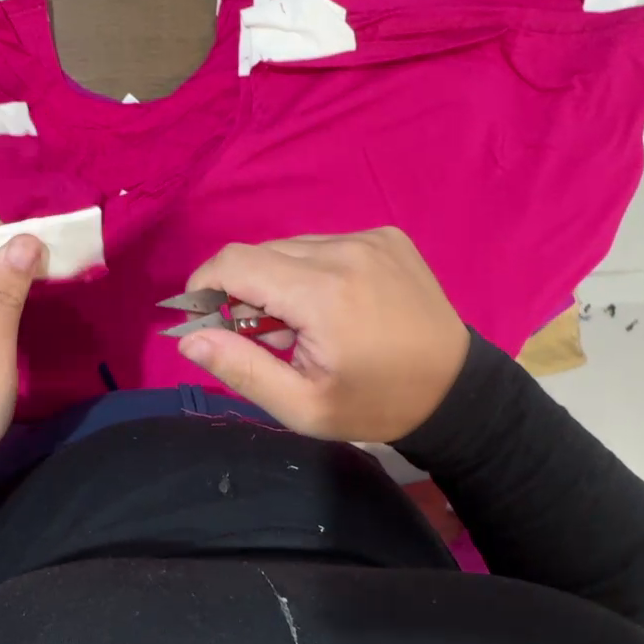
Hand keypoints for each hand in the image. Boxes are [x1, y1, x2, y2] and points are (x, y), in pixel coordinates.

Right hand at [175, 227, 468, 442]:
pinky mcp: (386, 236)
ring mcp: (369, 238)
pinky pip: (321, 245)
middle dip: (240, 292)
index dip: (203, 286)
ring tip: (299, 326)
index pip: (234, 263)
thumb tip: (188, 338)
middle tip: (259, 338)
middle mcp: (344, 250)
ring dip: (275, 282)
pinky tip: (329, 307)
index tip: (201, 318)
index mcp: (322, 294)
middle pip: (258, 254)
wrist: (455, 392)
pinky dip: (307, 272)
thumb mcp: (300, 406)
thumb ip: (240, 368)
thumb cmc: (372, 406)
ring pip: (288, 247)